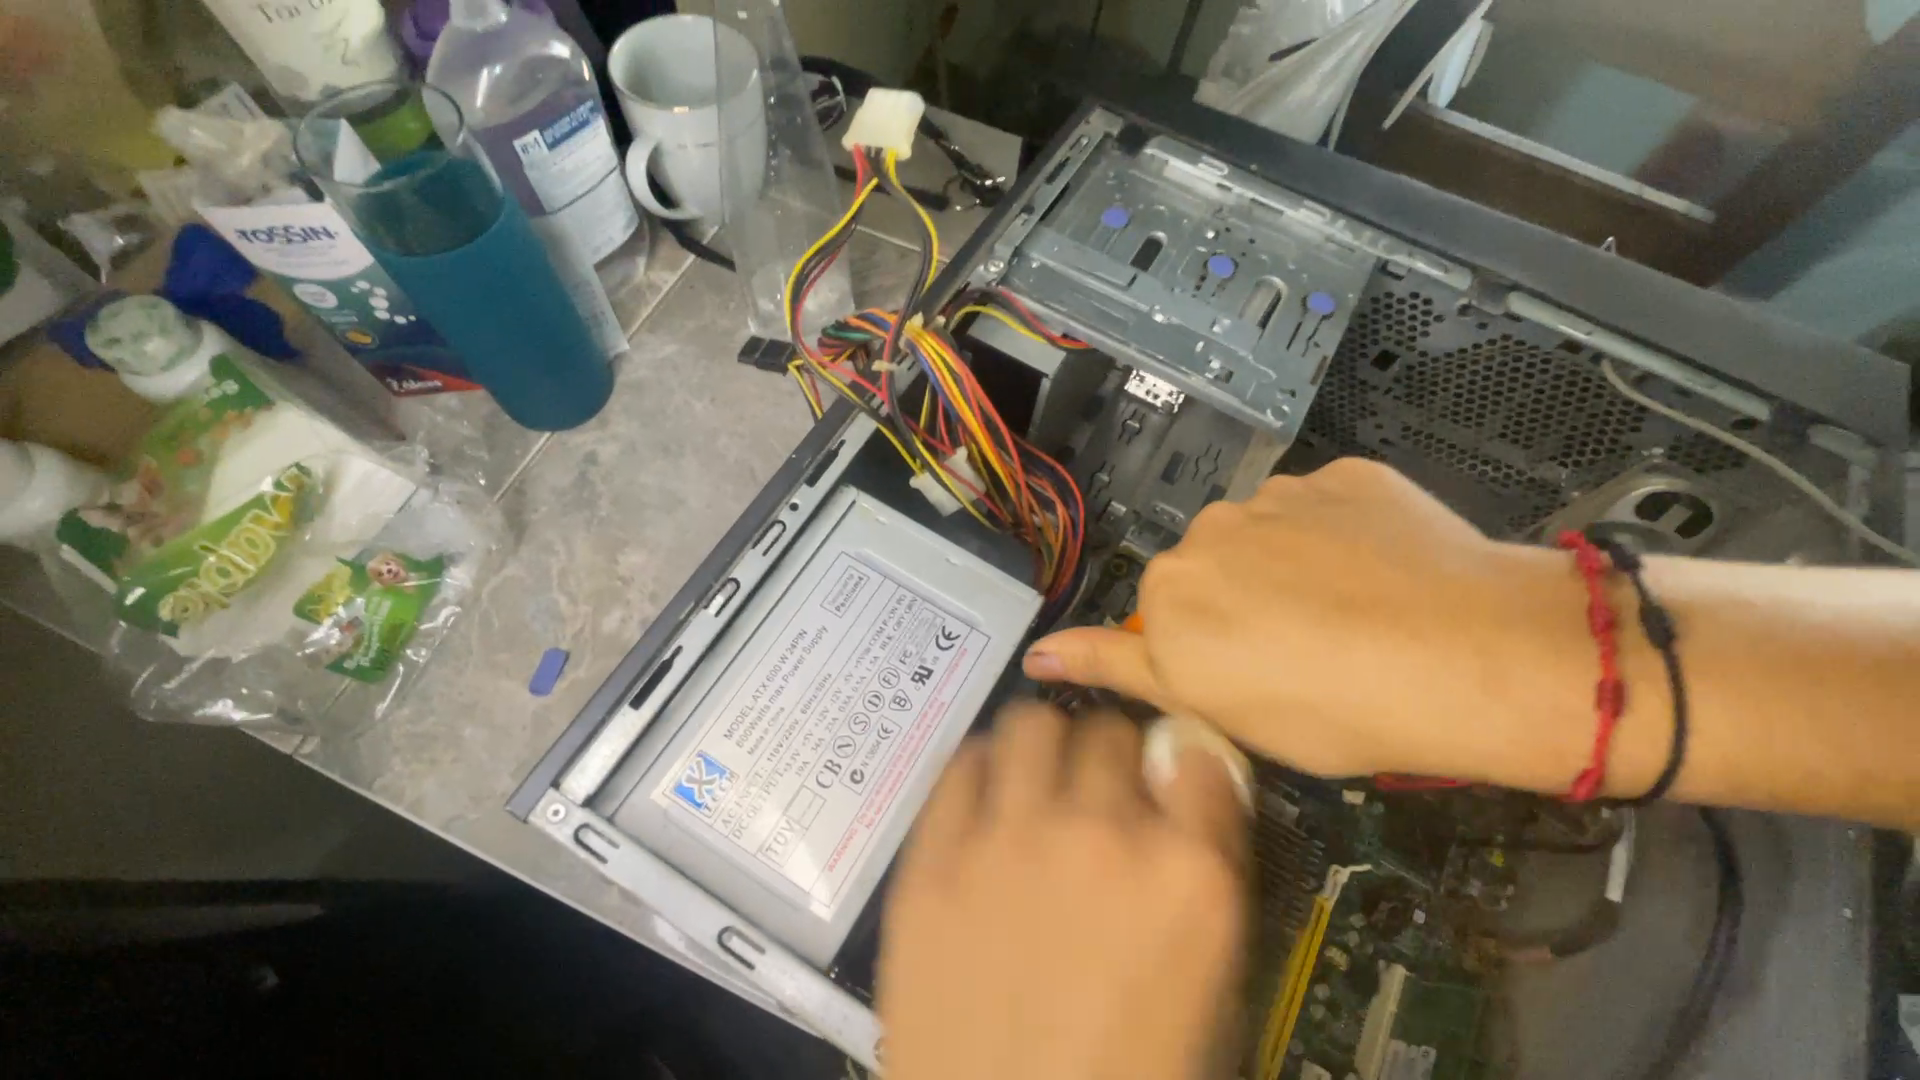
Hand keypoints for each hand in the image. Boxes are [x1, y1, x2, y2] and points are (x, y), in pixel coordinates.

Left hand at [878, 704, 1251, 1079]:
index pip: (1197, 757)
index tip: (1164, 779)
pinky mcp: (933, 860)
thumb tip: (1184, 794)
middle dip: (1109, 756)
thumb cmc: (1122, 1075)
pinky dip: (980, 772)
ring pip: (1030, 726)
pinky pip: (960, 767)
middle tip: (1093, 792)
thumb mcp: (1208, 991)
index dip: (1181, 767)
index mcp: (1187, 877)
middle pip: (1108, 731)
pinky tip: (985, 806)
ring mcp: (1008, 842)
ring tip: (1036, 783)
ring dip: (1044, 747)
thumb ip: (1202, 876)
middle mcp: (1100, 837)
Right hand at [1022, 459, 1589, 781]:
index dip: (1209, 650)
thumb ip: (1118, 667)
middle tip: (1302, 652)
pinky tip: (1383, 573)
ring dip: (1289, 564)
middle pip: (1212, 567)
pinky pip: (1324, 507)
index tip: (1254, 674)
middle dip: (1239, 601)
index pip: (1166, 615)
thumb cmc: (1329, 707)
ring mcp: (1282, 495)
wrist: (1470, 658)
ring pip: (1267, 534)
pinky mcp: (1347, 474)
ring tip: (1352, 612)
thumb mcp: (1213, 707)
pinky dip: (1340, 535)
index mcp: (1170, 590)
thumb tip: (1036, 654)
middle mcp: (1210, 531)